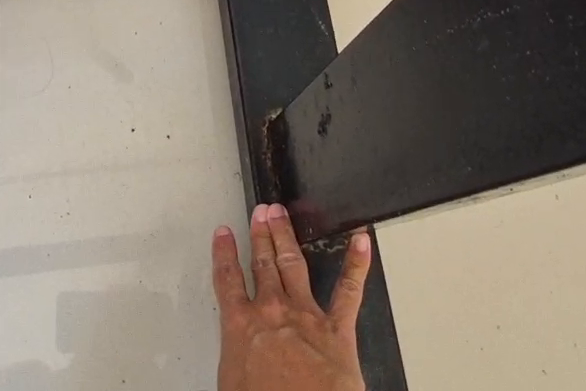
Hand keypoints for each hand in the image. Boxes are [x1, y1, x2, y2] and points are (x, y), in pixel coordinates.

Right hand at [212, 203, 371, 390]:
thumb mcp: (232, 383)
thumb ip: (234, 357)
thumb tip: (238, 359)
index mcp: (241, 326)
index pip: (227, 280)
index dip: (224, 253)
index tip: (223, 233)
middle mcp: (272, 312)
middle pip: (262, 264)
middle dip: (261, 235)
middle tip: (262, 212)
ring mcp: (306, 315)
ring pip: (293, 265)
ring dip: (287, 237)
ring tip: (283, 215)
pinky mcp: (338, 328)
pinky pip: (349, 290)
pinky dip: (358, 264)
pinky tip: (361, 242)